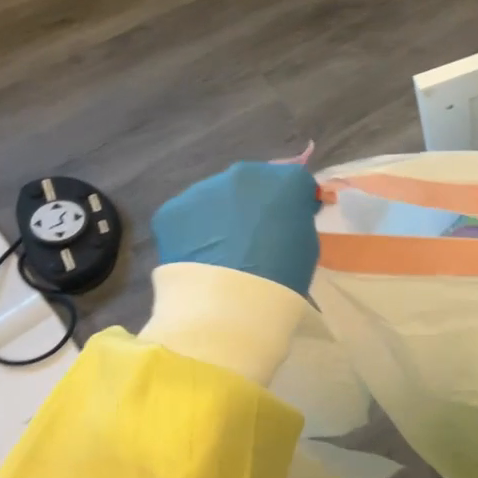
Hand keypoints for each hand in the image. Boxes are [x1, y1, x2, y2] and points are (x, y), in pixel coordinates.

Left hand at [152, 163, 319, 294]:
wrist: (229, 304)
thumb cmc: (282, 276)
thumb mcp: (306, 243)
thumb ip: (295, 219)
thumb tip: (284, 216)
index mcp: (285, 180)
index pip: (295, 182)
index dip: (294, 202)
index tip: (293, 221)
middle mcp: (244, 174)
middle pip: (252, 183)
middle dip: (254, 203)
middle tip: (255, 235)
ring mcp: (204, 189)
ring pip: (217, 197)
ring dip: (222, 214)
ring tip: (224, 250)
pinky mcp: (172, 210)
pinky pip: (189, 216)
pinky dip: (195, 231)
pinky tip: (201, 256)